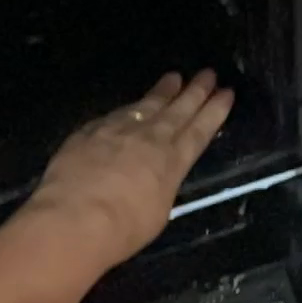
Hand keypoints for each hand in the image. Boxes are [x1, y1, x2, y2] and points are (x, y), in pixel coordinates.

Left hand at [18, 70, 234, 274]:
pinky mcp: (90, 130)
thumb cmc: (123, 229)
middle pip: (178, 110)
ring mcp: (118, 130)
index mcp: (173, 161)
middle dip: (196, 91)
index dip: (214, 111)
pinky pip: (117, 113)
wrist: (74, 218)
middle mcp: (150, 138)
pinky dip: (130, 107)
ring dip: (163, 91)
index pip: (200, 130)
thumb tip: (154, 178)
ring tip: (174, 77)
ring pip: (147, 105)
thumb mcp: (157, 213)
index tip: (226, 93)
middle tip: (208, 73)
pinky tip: (132, 104)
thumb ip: (159, 187)